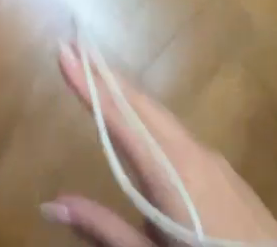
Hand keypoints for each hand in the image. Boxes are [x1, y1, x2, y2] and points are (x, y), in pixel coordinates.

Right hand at [40, 45, 276, 245]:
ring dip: (127, 92)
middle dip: (106, 77)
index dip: (89, 85)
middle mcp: (192, 155)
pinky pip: (178, 132)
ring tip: (98, 74)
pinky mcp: (226, 174)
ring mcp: (214, 162)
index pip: (120, 119)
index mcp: (171, 174)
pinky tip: (141, 118)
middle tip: (74, 48)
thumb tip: (49, 203)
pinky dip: (149, 113)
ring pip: (161, 116)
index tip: (63, 50)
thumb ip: (103, 228)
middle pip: (141, 106)